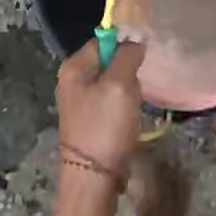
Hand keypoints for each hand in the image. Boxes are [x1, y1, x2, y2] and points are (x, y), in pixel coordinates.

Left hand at [55, 39, 145, 174]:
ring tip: (136, 101)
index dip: (124, 44)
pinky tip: (130, 115)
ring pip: (112, 81)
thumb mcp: (120, 84)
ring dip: (128, 89)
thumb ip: (128, 55)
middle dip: (127, 69)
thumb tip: (136, 39)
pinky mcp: (89, 118)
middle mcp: (72, 80)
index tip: (144, 55)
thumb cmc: (106, 125)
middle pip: (108, 60)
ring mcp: (80, 101)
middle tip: (139, 82)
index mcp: (73, 67)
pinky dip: (123, 104)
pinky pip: (111, 100)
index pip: (103, 40)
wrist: (94, 176)